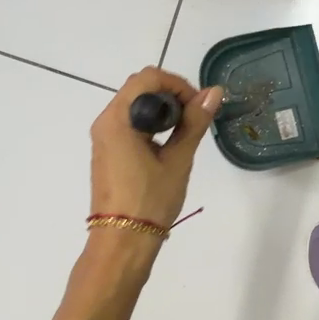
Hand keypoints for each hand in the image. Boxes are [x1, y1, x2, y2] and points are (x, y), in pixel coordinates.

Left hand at [89, 67, 221, 227]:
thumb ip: (195, 122)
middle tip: (196, 118)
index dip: (178, 85)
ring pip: (136, 105)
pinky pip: (130, 123)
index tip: (198, 106)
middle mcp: (105, 121)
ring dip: (163, 110)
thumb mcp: (178, 160)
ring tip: (186, 133)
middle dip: (172, 95)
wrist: (123, 241)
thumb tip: (214, 92)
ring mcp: (104, 137)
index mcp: (118, 119)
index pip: (148, 78)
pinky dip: (152, 124)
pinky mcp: (108, 151)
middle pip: (140, 88)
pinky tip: (169, 146)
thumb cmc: (151, 200)